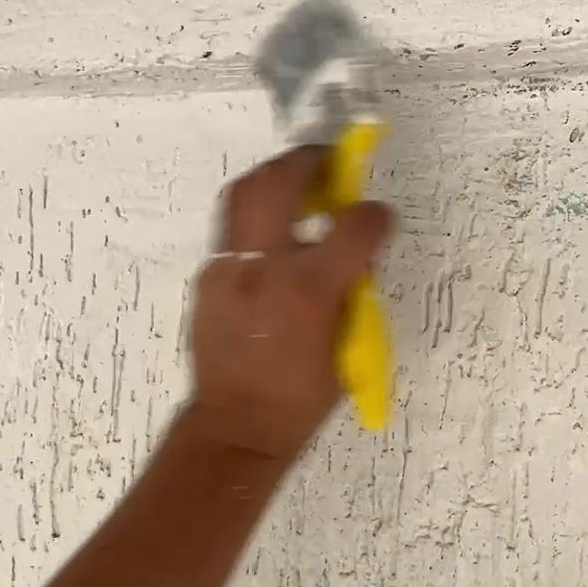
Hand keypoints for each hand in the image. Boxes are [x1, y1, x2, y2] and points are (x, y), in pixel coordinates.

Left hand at [184, 146, 394, 462]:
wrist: (236, 425)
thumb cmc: (301, 398)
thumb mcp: (349, 349)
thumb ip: (354, 294)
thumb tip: (358, 257)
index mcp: (310, 291)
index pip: (354, 226)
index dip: (375, 216)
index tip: (379, 216)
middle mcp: (265, 268)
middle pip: (280, 182)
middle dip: (310, 161)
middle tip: (329, 162)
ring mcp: (229, 268)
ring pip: (244, 191)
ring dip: (275, 176)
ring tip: (296, 182)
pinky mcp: (208, 275)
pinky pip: (232, 226)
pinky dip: (257, 215)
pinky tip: (273, 230)